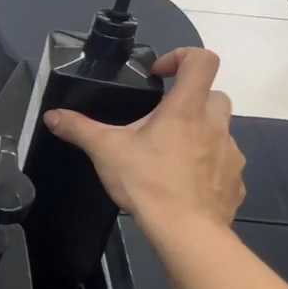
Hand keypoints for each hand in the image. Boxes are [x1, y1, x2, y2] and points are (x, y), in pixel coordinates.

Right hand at [41, 47, 245, 231]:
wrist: (186, 231)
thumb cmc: (147, 182)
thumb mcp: (105, 151)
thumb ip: (79, 128)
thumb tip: (52, 115)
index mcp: (186, 109)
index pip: (202, 61)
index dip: (182, 57)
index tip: (159, 75)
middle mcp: (215, 124)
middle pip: (213, 95)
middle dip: (190, 100)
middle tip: (161, 120)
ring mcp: (230, 153)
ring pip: (219, 130)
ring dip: (198, 134)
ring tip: (168, 156)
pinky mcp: (234, 180)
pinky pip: (223, 163)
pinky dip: (206, 166)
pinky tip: (183, 184)